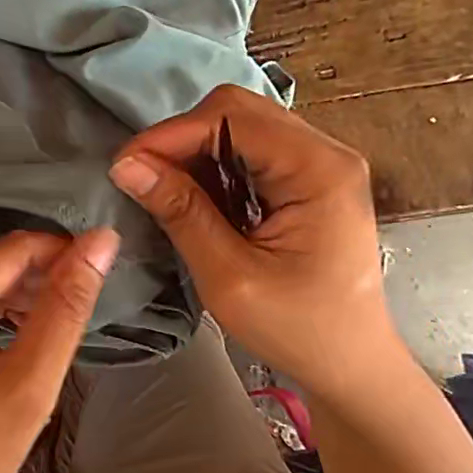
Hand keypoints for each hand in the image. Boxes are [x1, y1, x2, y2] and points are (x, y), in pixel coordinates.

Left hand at [0, 228, 119, 472]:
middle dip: (38, 280)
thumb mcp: (28, 386)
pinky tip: (14, 336)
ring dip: (15, 296)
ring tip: (47, 334)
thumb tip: (101, 241)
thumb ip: (65, 308)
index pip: (12, 249)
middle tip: (75, 319)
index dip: (62, 254)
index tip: (99, 280)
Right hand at [107, 84, 397, 399]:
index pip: (232, 118)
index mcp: (319, 170)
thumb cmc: (296, 328)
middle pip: (237, 111)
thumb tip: (128, 166)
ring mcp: (319, 164)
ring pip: (240, 126)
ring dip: (194, 152)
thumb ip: (181, 213)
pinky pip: (249, 151)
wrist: (348, 362)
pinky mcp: (306, 179)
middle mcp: (325, 153)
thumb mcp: (229, 276)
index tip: (124, 166)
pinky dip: (211, 166)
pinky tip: (194, 197)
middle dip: (180, 138)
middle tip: (141, 176)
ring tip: (162, 189)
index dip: (170, 135)